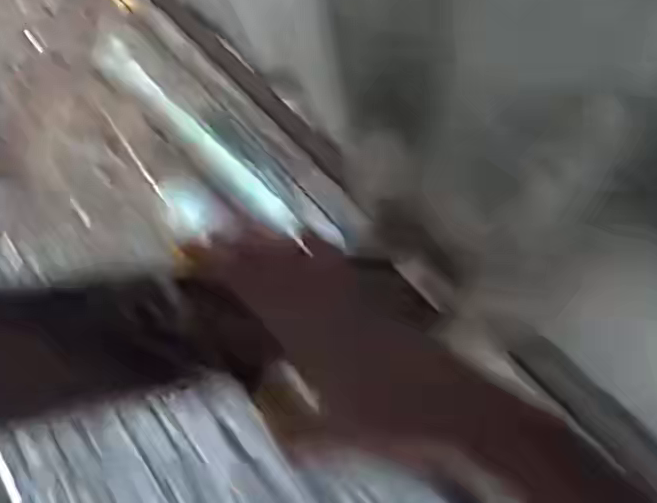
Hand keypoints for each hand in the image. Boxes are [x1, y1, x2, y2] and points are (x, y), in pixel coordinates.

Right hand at [192, 238, 650, 500]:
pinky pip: (336, 264)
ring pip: (297, 258)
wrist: (468, 416)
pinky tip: (307, 235)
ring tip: (245, 222)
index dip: (214, 263)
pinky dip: (317, 247)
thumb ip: (294, 425)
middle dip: (233, 243)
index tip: (189, 247)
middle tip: (208, 226)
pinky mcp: (376, 302)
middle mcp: (316, 305)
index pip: (243, 284)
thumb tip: (265, 428)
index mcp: (296, 328)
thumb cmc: (393, 423)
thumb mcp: (337, 433)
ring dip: (268, 239)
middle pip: (266, 264)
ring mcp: (348, 299)